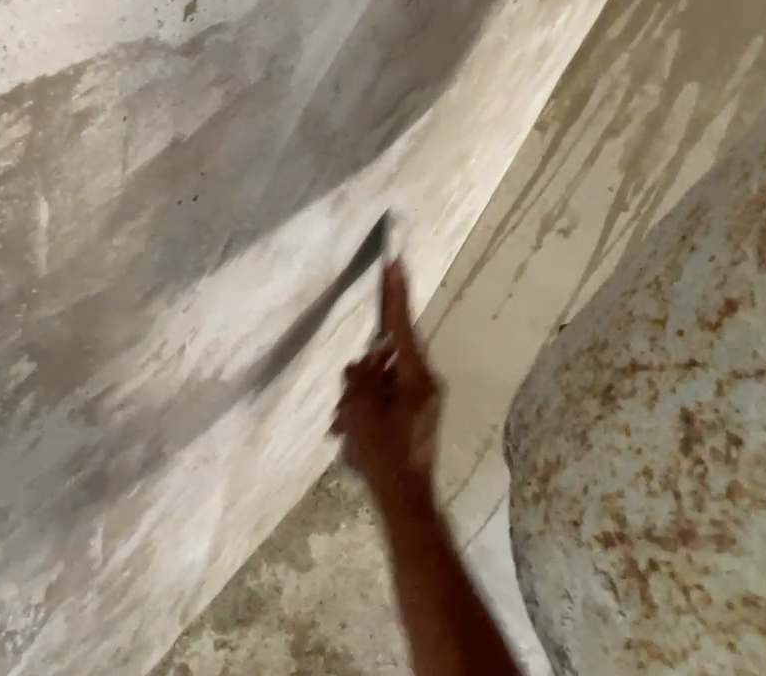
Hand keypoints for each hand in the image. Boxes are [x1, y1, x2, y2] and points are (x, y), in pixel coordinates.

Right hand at [332, 259, 440, 498]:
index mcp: (417, 377)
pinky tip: (347, 436)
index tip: (396, 263)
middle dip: (359, 376)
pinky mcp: (412, 423)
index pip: (401, 327)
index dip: (396, 294)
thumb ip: (359, 378)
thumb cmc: (384, 453)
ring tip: (342, 427)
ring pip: (380, 385)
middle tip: (346, 402)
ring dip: (358, 400)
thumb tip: (360, 365)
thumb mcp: (360, 409)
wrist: (405, 503)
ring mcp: (420, 406)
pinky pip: (383, 405)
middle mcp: (423, 386)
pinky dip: (364, 414)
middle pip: (384, 361)